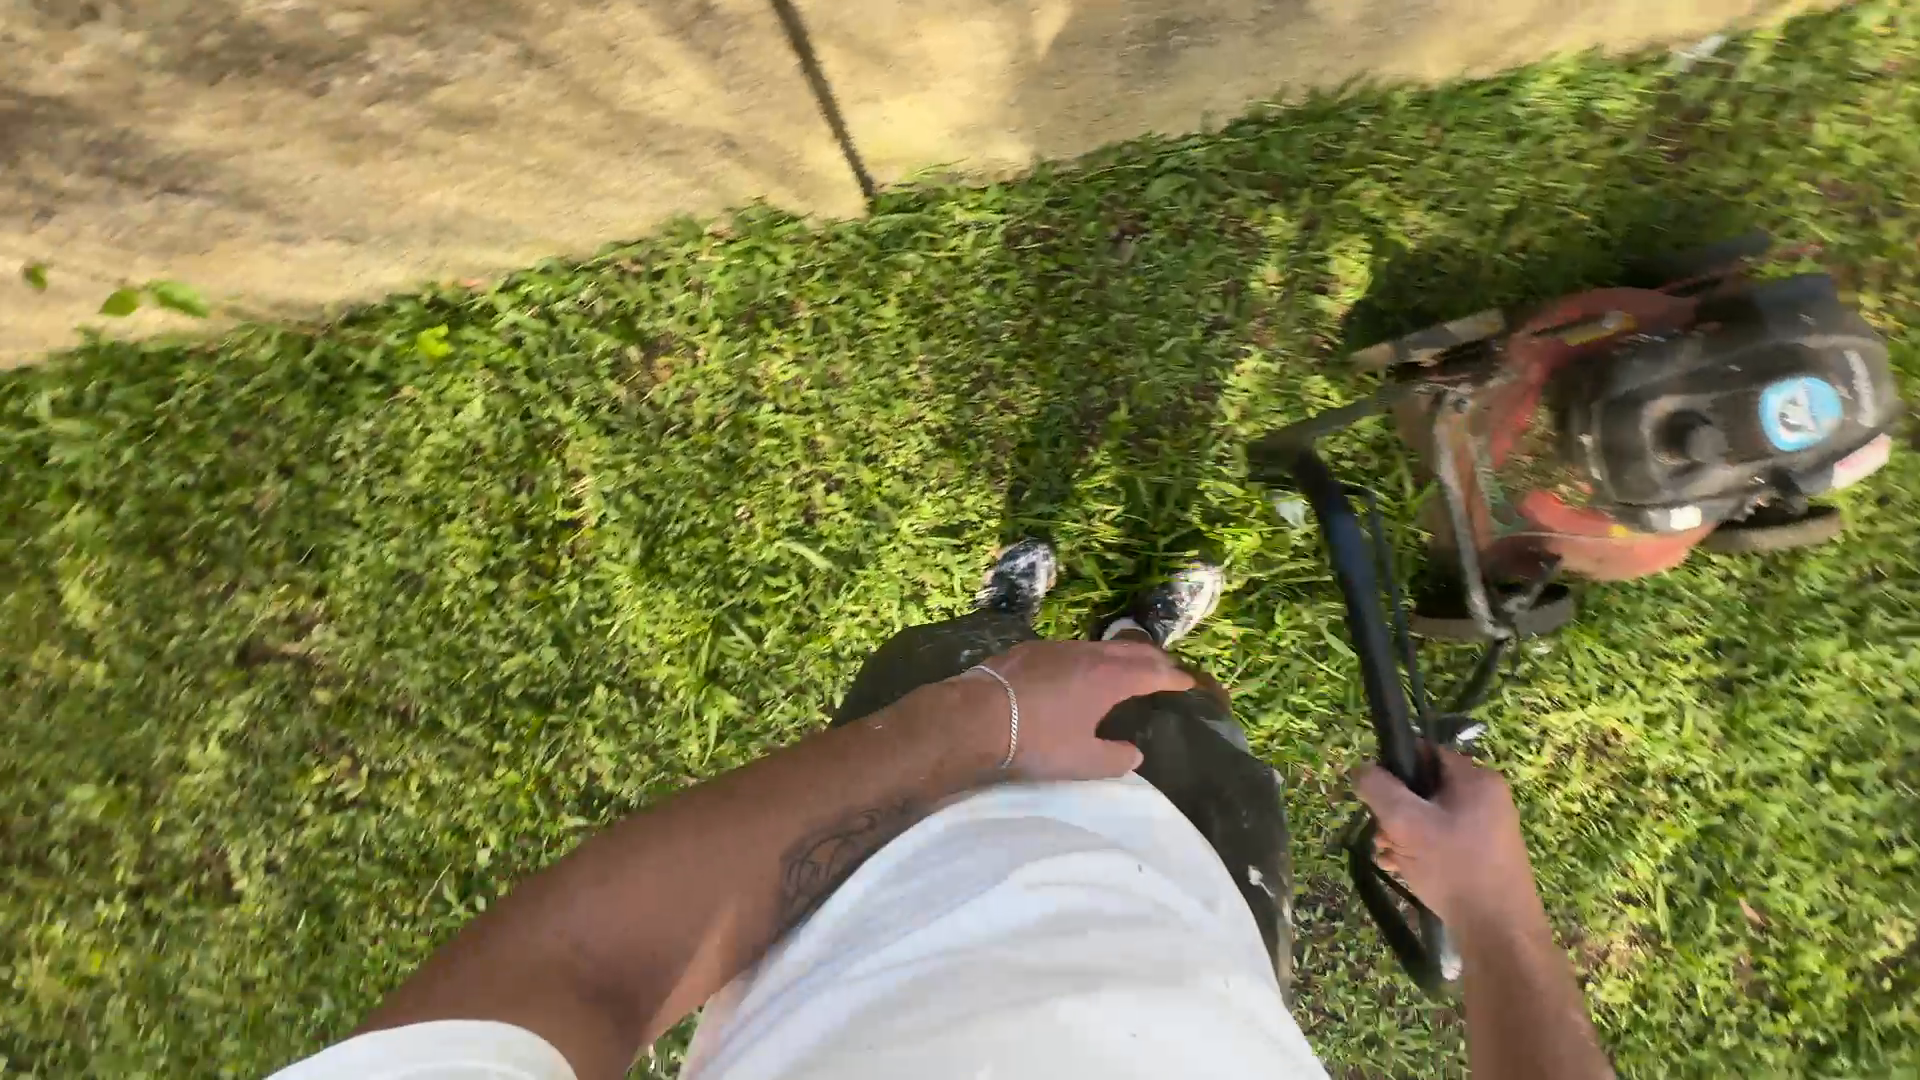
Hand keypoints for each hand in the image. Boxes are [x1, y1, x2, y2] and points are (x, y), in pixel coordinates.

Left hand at [966, 640, 1193, 780]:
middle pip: (1130, 649)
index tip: (1188, 683)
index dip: (1175, 677)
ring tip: (1126, 670)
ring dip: (1119, 656)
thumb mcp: (1082, 761)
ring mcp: (1056, 647)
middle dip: (1154, 659)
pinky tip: (1078, 673)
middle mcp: (1086, 654)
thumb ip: (1115, 758)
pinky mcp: (1029, 650)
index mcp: (1108, 678)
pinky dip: (1088, 659)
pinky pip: (1071, 650)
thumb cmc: (1035, 740)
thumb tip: (1134, 752)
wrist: (975, 716)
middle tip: (1166, 671)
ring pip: (1098, 646)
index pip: (1153, 672)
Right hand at [1352, 747, 1543, 929]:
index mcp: (1476, 780)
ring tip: (1388, 854)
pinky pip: (1438, 839)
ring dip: (1399, 832)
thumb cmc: (1455, 867)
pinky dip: (1415, 850)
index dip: (1394, 768)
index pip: (1424, 752)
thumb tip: (1362, 770)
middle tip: (1383, 833)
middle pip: (1421, 787)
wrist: (1499, 935)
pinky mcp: (1480, 855)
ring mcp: (1485, 829)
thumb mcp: (1405, 820)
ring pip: (1425, 816)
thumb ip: (1376, 786)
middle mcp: (1485, 799)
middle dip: (1393, 809)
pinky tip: (1399, 867)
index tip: (1376, 793)